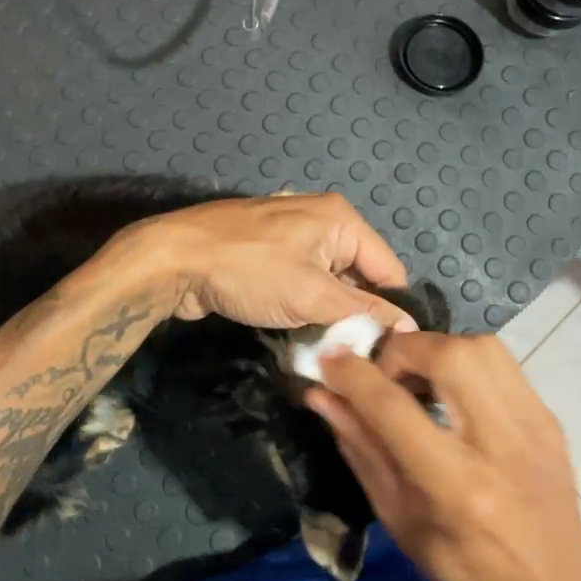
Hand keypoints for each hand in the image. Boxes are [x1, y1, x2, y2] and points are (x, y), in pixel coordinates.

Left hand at [104, 192, 415, 330]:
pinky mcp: (269, 255)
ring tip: (330, 354)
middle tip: (357, 361)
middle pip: (360, 277)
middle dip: (358, 316)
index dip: (393, 313)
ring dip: (329, 317)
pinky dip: (305, 309)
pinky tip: (302, 337)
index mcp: (341, 219)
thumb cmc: (248, 271)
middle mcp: (322, 220)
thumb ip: (362, 313)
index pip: (389, 271)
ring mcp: (292, 236)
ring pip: (329, 284)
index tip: (390, 356)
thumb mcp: (312, 295)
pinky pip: (303, 284)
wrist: (172, 260)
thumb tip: (408, 329)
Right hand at [309, 334, 580, 580]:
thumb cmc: (470, 574)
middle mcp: (500, 445)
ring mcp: (533, 425)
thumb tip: (323, 397)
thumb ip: (364, 452)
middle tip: (384, 374)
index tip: (328, 358)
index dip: (353, 376)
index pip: (394, 409)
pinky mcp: (548, 416)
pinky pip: (500, 363)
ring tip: (417, 379)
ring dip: (435, 350)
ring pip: (480, 347)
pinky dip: (464, 363)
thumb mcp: (403, 524)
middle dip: (402, 351)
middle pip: (449, 357)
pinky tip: (451, 391)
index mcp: (457, 487)